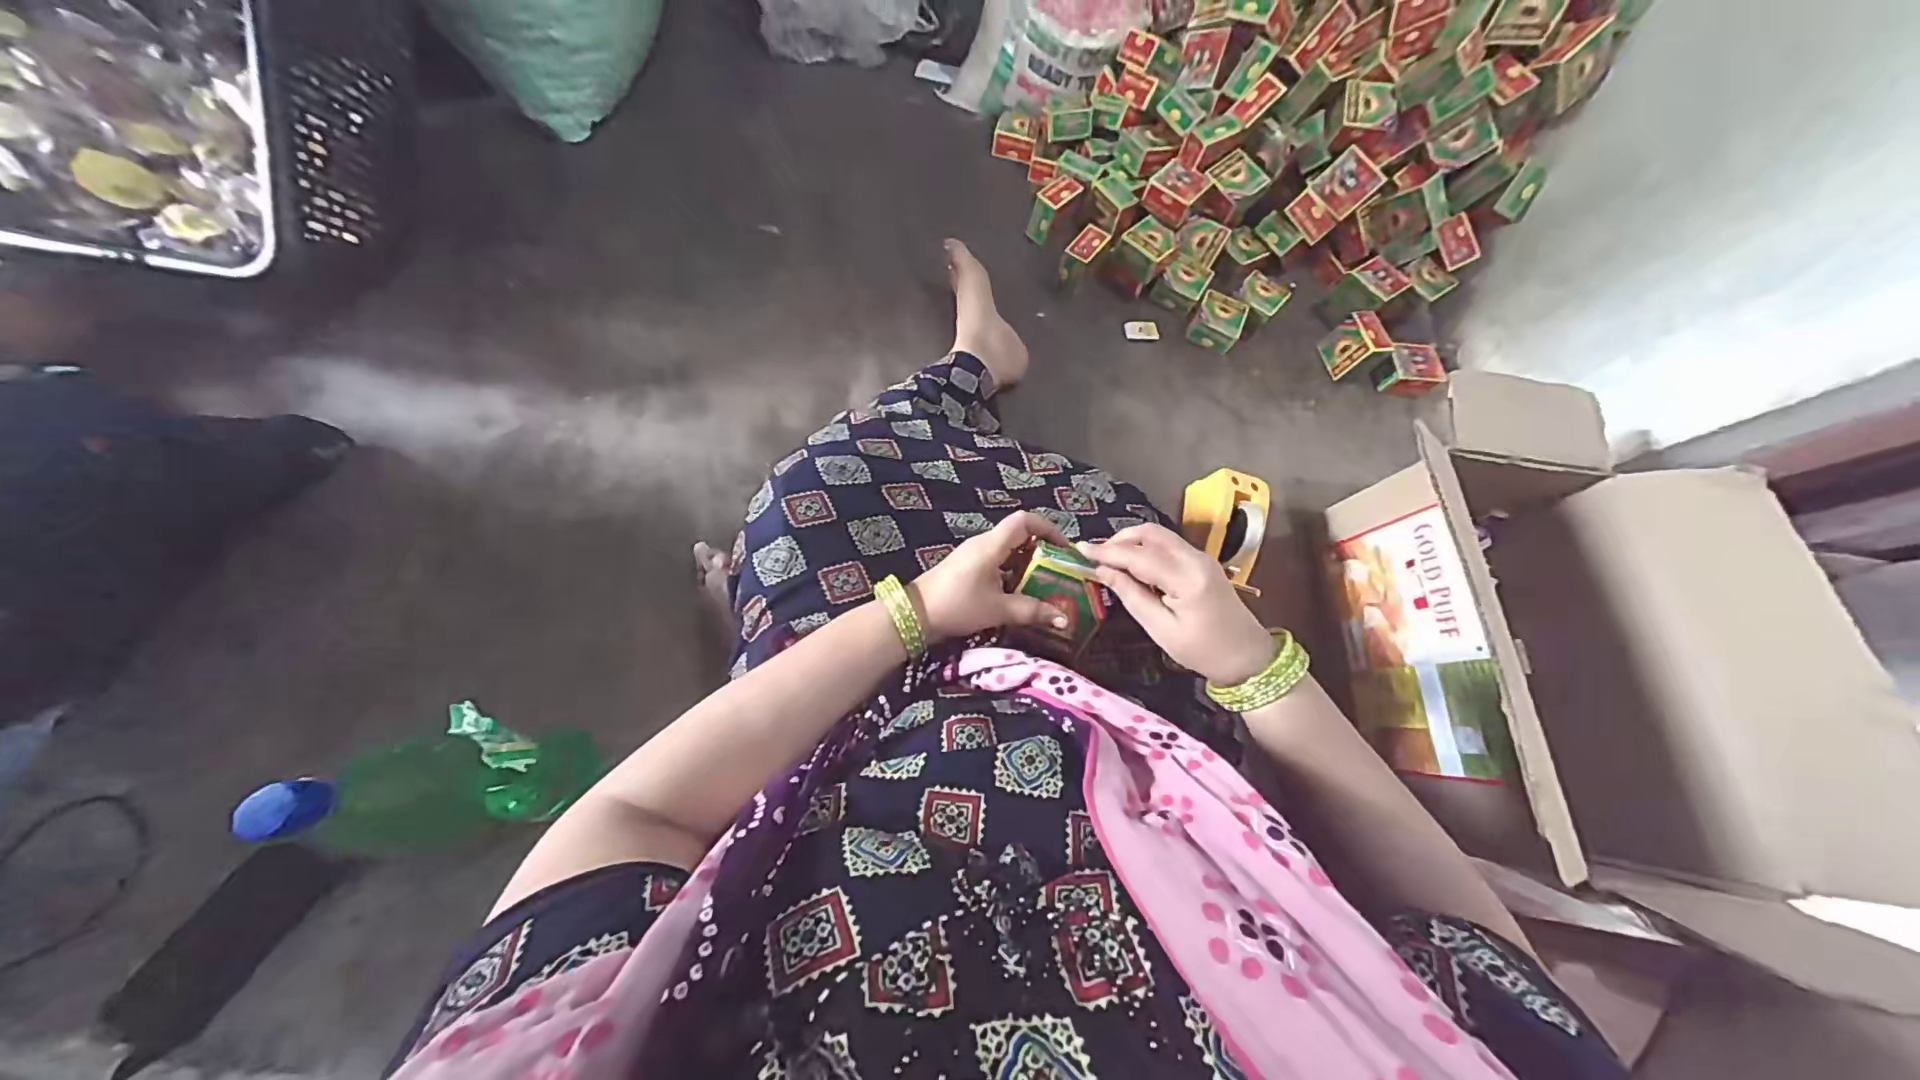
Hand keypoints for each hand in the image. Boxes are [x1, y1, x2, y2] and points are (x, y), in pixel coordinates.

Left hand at [913, 511, 1075, 641]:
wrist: (916, 614)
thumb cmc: (957, 605)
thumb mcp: (998, 610)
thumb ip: (1032, 611)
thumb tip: (1064, 618)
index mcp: (991, 545)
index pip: (1024, 520)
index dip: (1048, 528)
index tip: (1064, 548)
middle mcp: (983, 543)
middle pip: (1018, 534)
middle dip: (1041, 550)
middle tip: (1058, 570)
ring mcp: (973, 555)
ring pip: (1007, 550)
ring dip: (1026, 563)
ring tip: (1044, 584)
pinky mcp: (967, 567)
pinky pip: (996, 561)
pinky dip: (1011, 572)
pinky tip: (1019, 593)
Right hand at [1078, 523, 1275, 685]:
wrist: (1248, 656)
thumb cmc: (1203, 651)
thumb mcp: (1161, 630)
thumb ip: (1131, 596)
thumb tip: (1103, 571)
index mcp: (1186, 579)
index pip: (1138, 555)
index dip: (1107, 551)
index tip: (1080, 550)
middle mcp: (1195, 559)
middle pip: (1150, 533)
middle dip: (1118, 539)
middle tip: (1095, 555)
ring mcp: (1201, 557)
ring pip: (1159, 534)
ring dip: (1132, 540)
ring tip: (1109, 558)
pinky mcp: (1201, 561)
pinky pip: (1168, 544)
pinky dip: (1145, 546)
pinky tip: (1132, 563)